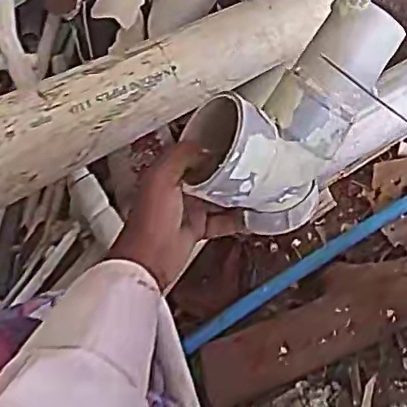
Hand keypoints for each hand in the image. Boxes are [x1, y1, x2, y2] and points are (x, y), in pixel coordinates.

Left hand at [106, 143, 237, 285]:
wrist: (149, 262)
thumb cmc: (151, 220)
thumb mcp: (162, 178)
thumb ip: (181, 156)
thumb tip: (204, 148)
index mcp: (165, 173)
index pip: (190, 153)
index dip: (209, 148)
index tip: (231, 143)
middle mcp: (177, 189)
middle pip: (208, 174)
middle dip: (227, 170)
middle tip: (250, 164)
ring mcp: (188, 209)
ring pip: (217, 196)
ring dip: (235, 193)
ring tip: (257, 186)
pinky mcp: (198, 228)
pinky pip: (222, 220)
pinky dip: (236, 218)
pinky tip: (250, 214)